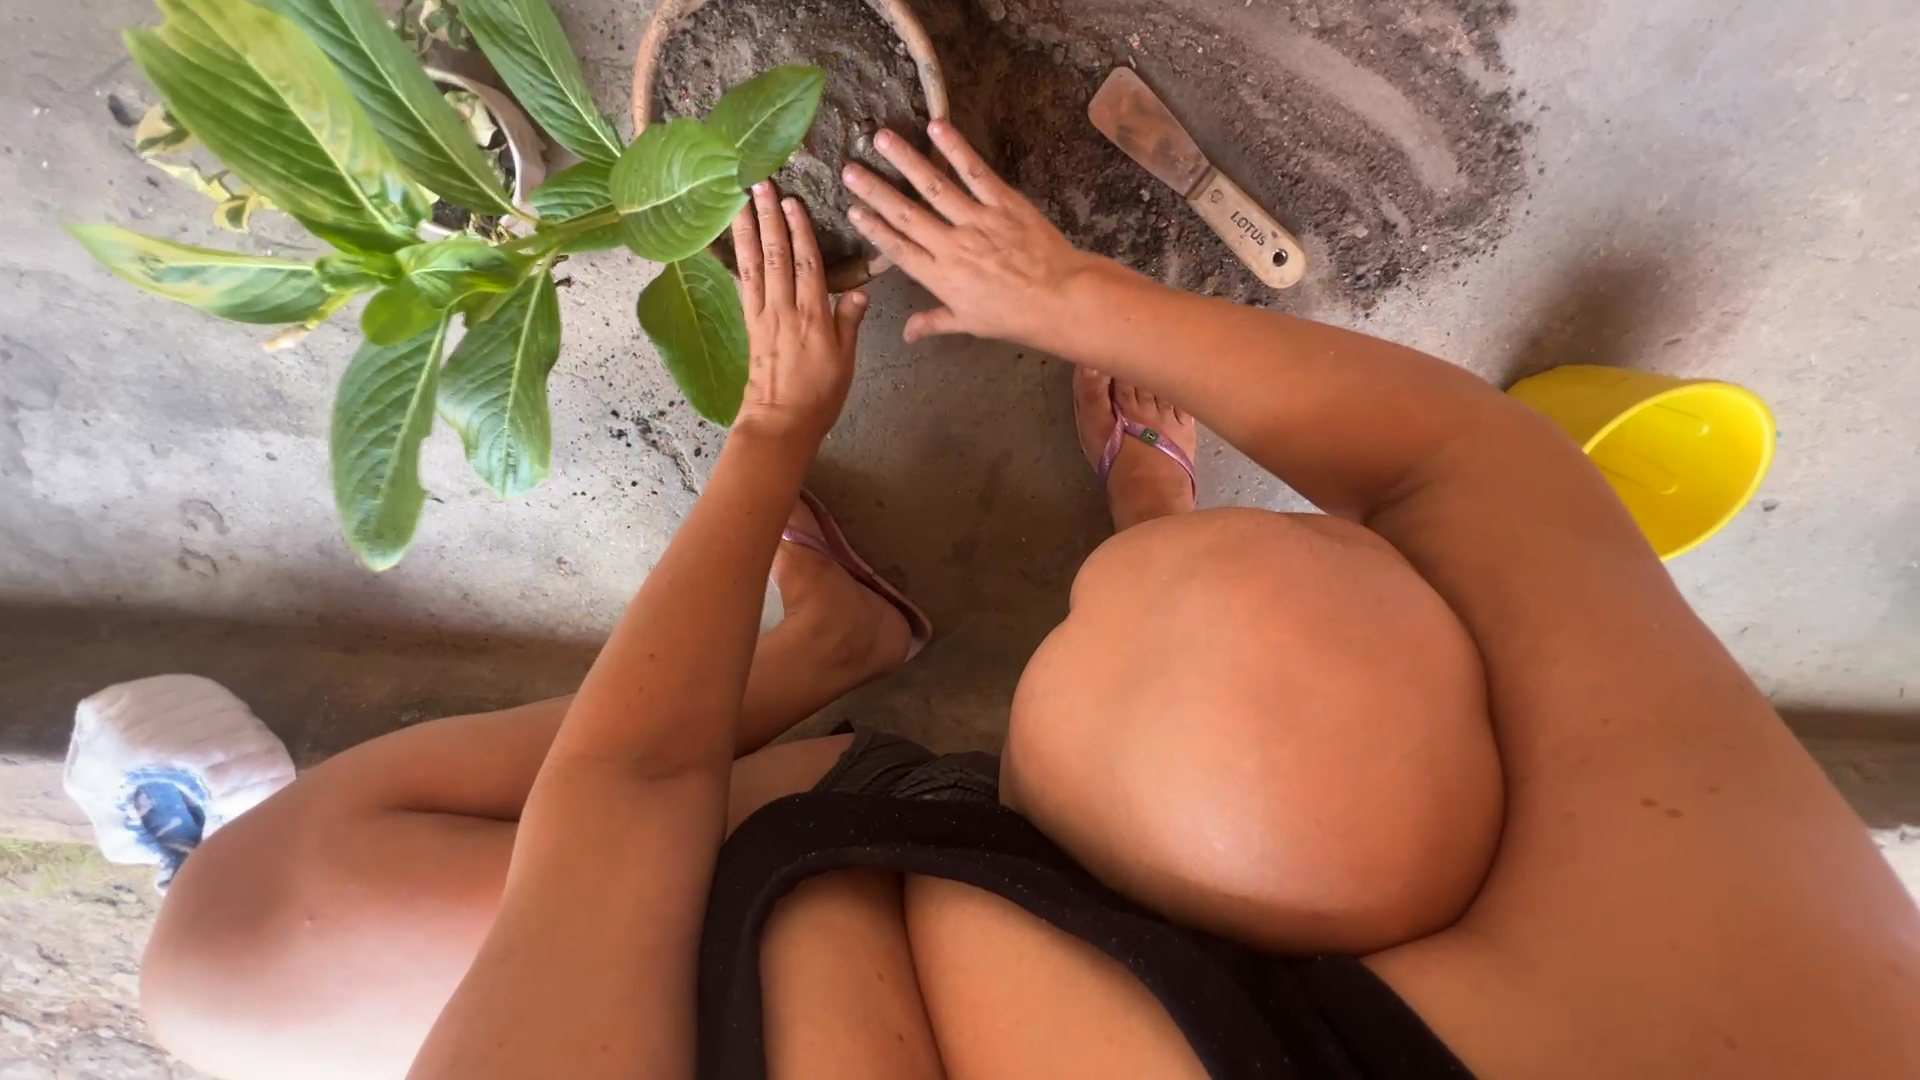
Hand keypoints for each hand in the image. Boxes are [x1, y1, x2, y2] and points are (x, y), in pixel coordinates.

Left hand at [731, 181, 869, 445]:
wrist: (780, 423)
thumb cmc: (819, 397)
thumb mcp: (846, 362)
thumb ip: (850, 323)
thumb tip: (859, 291)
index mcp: (813, 316)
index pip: (808, 263)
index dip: (800, 230)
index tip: (792, 201)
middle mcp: (784, 309)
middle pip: (776, 255)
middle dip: (769, 217)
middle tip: (760, 183)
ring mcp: (763, 316)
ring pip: (754, 264)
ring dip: (747, 230)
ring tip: (741, 201)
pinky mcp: (750, 327)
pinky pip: (743, 285)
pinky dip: (738, 260)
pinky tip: (734, 244)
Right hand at [842, 120, 1103, 346]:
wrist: (1058, 299)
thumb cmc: (1014, 317)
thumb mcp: (970, 324)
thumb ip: (935, 322)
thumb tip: (907, 335)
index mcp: (941, 277)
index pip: (899, 250)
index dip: (874, 229)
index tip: (853, 210)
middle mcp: (952, 246)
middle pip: (906, 214)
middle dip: (876, 190)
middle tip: (850, 169)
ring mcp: (977, 221)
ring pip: (934, 186)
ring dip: (905, 160)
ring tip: (882, 137)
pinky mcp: (1003, 203)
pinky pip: (975, 172)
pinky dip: (956, 148)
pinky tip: (936, 128)